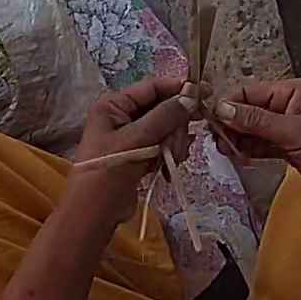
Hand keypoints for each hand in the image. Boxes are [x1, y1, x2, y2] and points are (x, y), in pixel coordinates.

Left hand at [64, 77, 197, 221]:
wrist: (95, 212)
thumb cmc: (109, 170)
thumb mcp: (136, 139)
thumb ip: (165, 116)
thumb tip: (190, 95)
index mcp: (114, 106)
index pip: (151, 88)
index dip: (178, 87)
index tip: (205, 92)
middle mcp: (121, 117)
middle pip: (161, 109)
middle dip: (176, 124)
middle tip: (185, 139)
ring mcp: (131, 138)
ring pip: (166, 129)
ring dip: (174, 142)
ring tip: (174, 158)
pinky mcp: (139, 156)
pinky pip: (163, 146)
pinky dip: (170, 155)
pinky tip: (171, 167)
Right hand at [211, 79, 300, 209]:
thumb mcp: (294, 131)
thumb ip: (255, 121)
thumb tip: (220, 108)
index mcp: (293, 92)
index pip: (250, 92)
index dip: (229, 104)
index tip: (209, 119)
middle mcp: (290, 107)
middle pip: (249, 110)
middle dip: (231, 123)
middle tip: (216, 139)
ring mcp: (291, 130)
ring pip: (254, 130)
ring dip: (239, 139)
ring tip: (225, 150)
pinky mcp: (292, 151)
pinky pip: (263, 146)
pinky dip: (251, 151)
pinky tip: (240, 157)